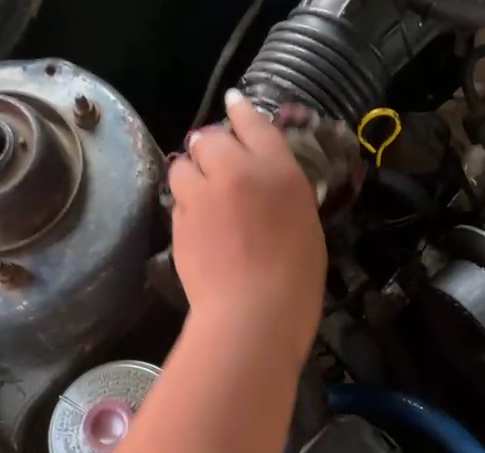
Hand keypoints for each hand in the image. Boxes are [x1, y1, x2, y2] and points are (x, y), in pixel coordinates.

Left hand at [168, 90, 326, 352]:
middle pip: (209, 138)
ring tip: (202, 199)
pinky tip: (200, 229)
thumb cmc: (295, 283)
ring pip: (184, 166)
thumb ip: (284, 196)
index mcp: (278, 170)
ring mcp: (203, 195)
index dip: (241, 112)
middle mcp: (236, 171)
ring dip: (192, 175)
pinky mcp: (179, 221)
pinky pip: (178, 201)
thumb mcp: (306, 228)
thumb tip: (266, 187)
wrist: (252, 315)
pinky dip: (186, 207)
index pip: (253, 123)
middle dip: (210, 149)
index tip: (234, 105)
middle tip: (218, 170)